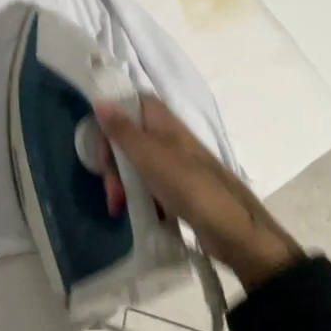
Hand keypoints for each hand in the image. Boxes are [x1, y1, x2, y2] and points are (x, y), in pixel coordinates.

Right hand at [94, 96, 303, 289]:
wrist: (233, 230)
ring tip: (118, 205)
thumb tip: (100, 100)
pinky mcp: (177, 189)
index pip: (131, 102)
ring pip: (135, 163)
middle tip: (109, 184)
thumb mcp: (148, 156)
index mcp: (163, 122)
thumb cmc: (189, 185)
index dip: (111, 115)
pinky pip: (147, 185)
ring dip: (121, 182)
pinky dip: (137, 196)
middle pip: (128, 136)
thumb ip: (122, 129)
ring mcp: (173, 164)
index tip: (98, 138)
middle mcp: (167, 137)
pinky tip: (131, 211)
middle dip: (112, 160)